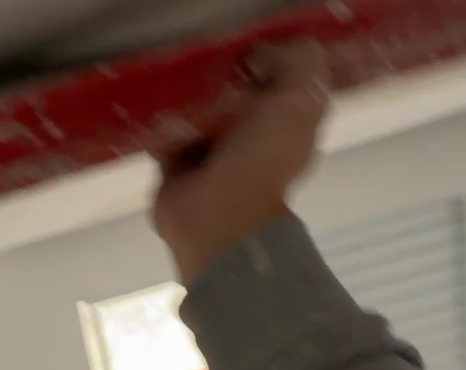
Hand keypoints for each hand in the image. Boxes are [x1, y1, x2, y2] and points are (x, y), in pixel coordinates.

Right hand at [151, 41, 331, 284]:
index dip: (262, 65)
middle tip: (215, 94)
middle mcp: (250, 141)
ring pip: (197, 113)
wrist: (217, 219)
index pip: (274, 79)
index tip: (248, 65)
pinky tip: (172, 138)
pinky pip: (167, 138)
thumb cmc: (261, 161)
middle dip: (220, 88)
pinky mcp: (176, 173)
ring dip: (190, 111)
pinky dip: (166, 134)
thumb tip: (259, 55)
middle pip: (231, 92)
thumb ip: (295, 62)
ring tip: (190, 118)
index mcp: (285, 126)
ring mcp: (211, 159)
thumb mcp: (299, 99)